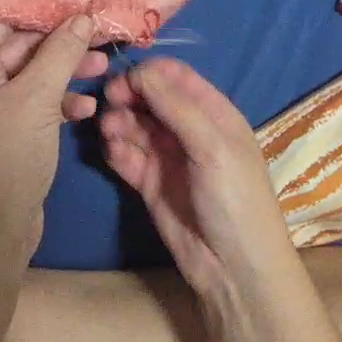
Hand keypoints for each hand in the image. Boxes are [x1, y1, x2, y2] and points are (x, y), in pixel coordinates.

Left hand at [0, 16, 105, 260]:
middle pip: (17, 49)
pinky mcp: (3, 137)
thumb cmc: (2, 158)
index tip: (73, 11)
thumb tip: (82, 17)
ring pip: (29, 78)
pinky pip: (31, 107)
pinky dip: (56, 104)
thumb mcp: (36, 99)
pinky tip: (85, 111)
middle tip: (100, 41)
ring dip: (64, 75)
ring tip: (102, 71)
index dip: (34, 17)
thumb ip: (60, 53)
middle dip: (59, 47)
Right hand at [98, 59, 295, 302]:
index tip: (123, 80)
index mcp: (213, 112)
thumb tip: (141, 72)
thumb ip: (176, 107)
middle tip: (107, 104)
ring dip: (118, 122)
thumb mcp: (212, 146)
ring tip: (109, 132)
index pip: (175, 76)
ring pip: (135, 125)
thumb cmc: (235, 198)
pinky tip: (113, 153)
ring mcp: (168, 156)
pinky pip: (127, 156)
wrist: (234, 269)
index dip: (148, 73)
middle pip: (150, 97)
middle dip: (127, 96)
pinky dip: (116, 150)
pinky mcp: (149, 183)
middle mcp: (188, 128)